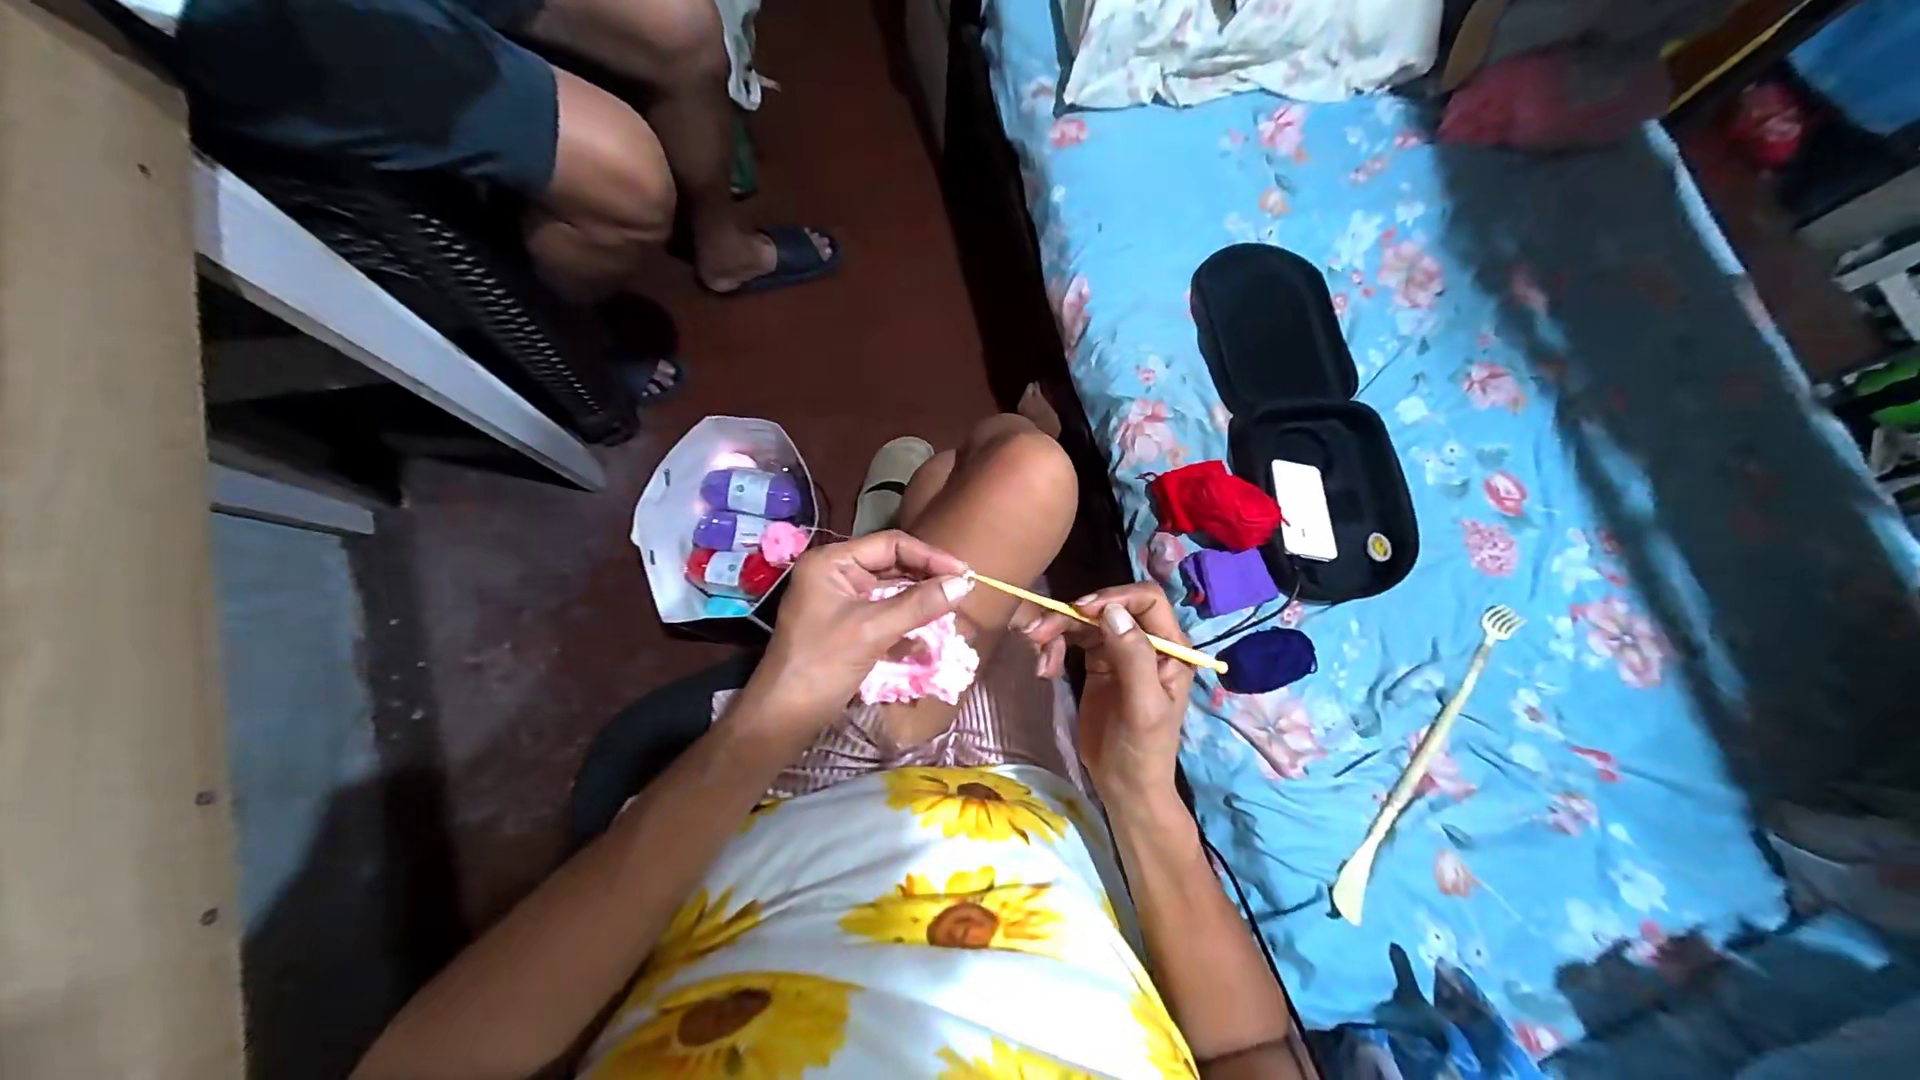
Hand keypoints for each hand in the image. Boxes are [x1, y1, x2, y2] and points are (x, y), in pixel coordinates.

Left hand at [741, 530, 972, 731]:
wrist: (783, 717)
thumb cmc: (822, 664)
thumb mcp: (874, 630)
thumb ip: (920, 604)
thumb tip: (964, 583)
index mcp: (831, 563)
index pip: (890, 545)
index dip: (929, 557)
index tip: (964, 573)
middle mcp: (835, 574)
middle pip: (891, 565)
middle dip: (926, 579)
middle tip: (962, 590)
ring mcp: (840, 601)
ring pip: (890, 591)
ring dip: (920, 601)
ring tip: (952, 609)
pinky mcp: (846, 626)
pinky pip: (884, 613)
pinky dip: (906, 621)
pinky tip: (929, 635)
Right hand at [1024, 582, 1191, 799]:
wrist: (1124, 786)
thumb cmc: (1143, 750)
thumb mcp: (1143, 706)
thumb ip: (1133, 657)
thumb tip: (1111, 612)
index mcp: (1170, 647)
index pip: (1147, 600)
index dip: (1114, 597)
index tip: (1081, 610)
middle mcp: (1146, 642)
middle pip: (1107, 607)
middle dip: (1071, 615)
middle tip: (1037, 633)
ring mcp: (1119, 651)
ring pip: (1084, 621)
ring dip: (1056, 630)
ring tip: (1036, 654)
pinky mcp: (1096, 663)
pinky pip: (1071, 640)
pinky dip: (1053, 648)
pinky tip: (1044, 670)